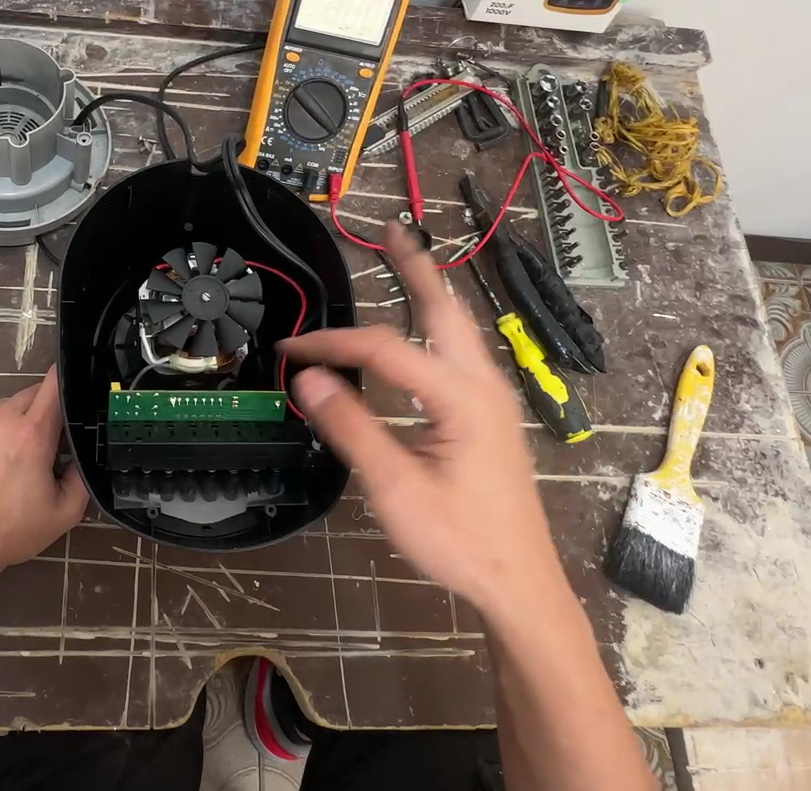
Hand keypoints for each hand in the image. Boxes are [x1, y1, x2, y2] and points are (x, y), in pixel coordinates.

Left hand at [0, 366, 87, 574]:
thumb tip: (84, 448)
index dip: (64, 385)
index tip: (67, 395)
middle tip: (32, 449)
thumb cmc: (10, 531)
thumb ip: (82, 474)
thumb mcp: (65, 512)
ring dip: (4, 426)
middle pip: (28, 397)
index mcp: (32, 433)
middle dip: (35, 417)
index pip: (54, 384)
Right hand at [280, 221, 565, 613]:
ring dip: (428, 289)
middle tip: (391, 230)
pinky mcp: (488, 413)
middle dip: (415, 266)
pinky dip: (435, 322)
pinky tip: (422, 325)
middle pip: (444, 309)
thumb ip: (351, 427)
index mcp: (460, 396)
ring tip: (407, 256)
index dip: (332, 344)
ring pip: (456, 326)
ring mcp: (491, 396)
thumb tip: (308, 378)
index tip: (291, 348)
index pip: (384, 349)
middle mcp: (482, 383)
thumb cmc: (460, 539)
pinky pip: (457, 350)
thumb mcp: (395, 487)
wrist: (519, 581)